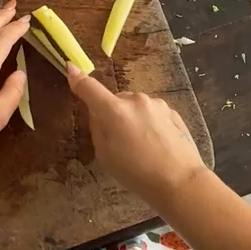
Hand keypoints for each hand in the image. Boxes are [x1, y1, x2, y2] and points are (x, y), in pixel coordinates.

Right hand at [66, 66, 207, 206]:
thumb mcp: (105, 156)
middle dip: (113, 115)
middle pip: (115, 101)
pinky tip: (156, 144)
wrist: (180, 181)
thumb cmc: (137, 174)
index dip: (78, 79)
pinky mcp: (172, 111)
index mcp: (115, 111)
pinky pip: (152, 113)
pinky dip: (149, 124)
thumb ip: (98, 129)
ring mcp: (157, 104)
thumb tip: (98, 113)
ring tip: (142, 147)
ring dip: (132, 119)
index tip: (71, 68)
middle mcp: (136, 100)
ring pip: (135, 106)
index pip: (90, 89)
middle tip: (119, 142)